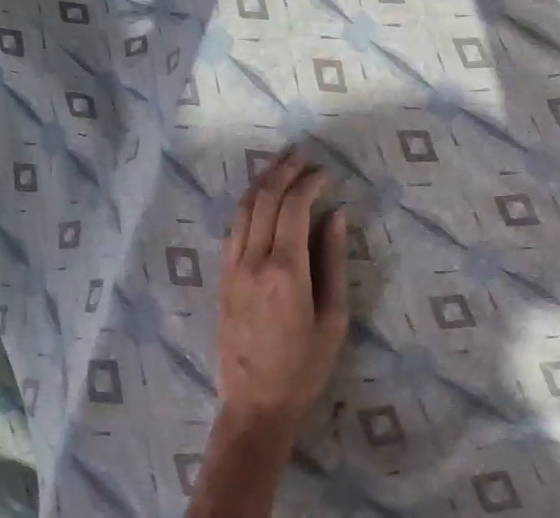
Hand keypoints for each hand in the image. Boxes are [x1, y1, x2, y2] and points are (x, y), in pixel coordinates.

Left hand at [216, 151, 349, 430]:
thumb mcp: (334, 316)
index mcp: (286, 270)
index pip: (294, 207)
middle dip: (284, 170)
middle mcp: (253, 262)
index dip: (309, 182)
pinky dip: (249, 205)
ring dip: (263, 181)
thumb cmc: (305, 366)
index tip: (326, 172)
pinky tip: (262, 198)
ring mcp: (232, 269)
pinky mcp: (222, 279)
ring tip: (282, 164)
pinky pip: (233, 229)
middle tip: (303, 154)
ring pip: (243, 209)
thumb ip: (334, 260)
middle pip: (265, 199)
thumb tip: (337, 214)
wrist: (255, 406)